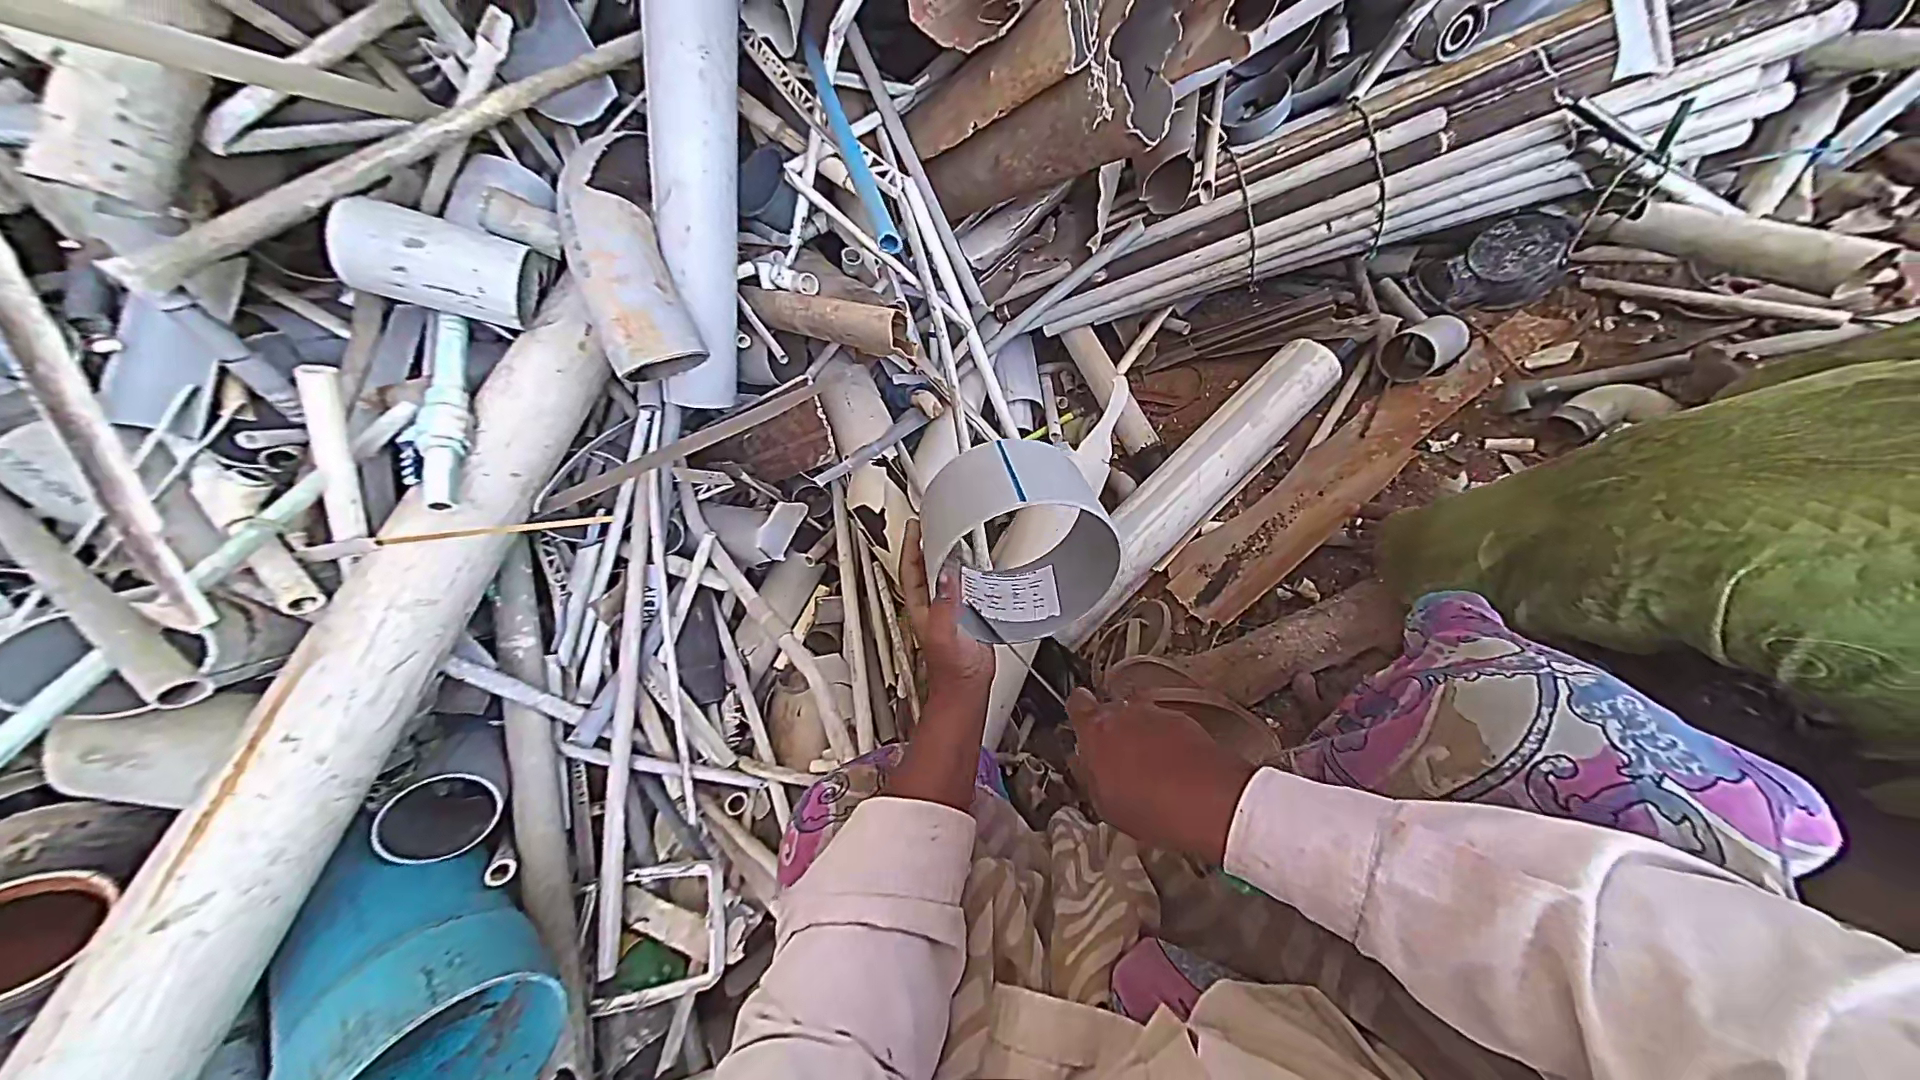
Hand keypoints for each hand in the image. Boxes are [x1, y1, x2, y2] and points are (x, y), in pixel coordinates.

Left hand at [900, 520, 993, 694]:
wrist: (968, 686)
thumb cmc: (951, 668)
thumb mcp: (943, 634)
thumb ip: (945, 605)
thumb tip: (948, 577)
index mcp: (920, 606)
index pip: (910, 569)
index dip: (910, 546)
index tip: (914, 527)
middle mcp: (933, 604)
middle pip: (928, 566)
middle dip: (930, 544)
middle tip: (935, 523)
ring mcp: (951, 607)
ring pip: (948, 574)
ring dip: (952, 556)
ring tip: (957, 535)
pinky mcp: (969, 612)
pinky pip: (969, 585)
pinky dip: (973, 571)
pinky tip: (980, 563)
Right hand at [1068, 689, 1257, 862]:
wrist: (1213, 802)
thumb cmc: (1150, 807)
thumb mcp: (1104, 804)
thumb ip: (1088, 774)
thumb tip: (1082, 761)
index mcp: (1096, 729)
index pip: (1076, 703)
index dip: (1078, 714)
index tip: (1082, 730)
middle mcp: (1124, 711)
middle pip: (1109, 711)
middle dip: (1111, 730)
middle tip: (1118, 761)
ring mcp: (1157, 713)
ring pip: (1138, 718)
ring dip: (1139, 735)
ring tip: (1149, 769)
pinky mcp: (1186, 720)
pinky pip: (1165, 727)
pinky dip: (1166, 742)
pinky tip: (1174, 770)